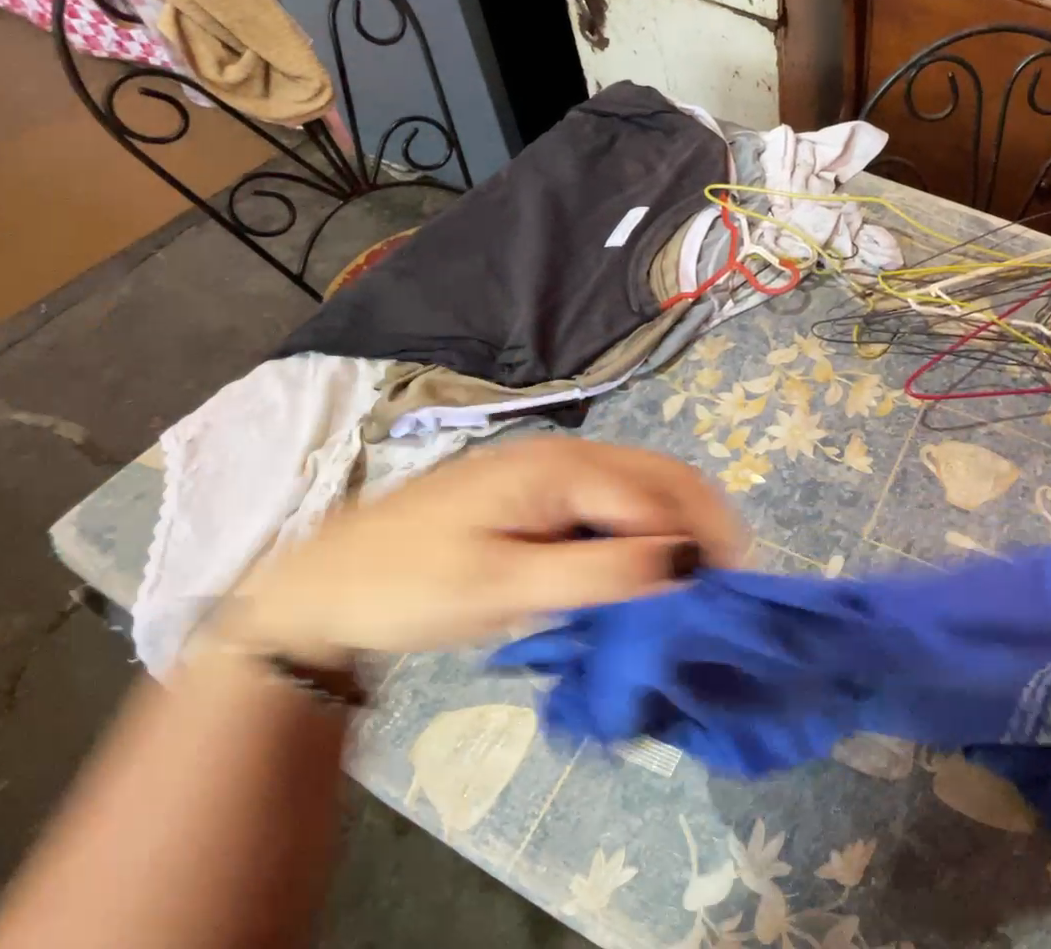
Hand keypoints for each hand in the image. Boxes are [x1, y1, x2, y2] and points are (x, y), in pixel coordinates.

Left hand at [201, 436, 745, 666]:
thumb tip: (687, 562)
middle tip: (728, 582)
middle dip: (707, 524)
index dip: (703, 541)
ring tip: (698, 579)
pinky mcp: (546, 493)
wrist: (320, 587)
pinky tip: (648, 568)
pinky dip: (649, 532)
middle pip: (667, 478)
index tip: (729, 595)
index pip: (662, 498)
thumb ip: (602, 573)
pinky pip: (621, 504)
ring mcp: (558, 470)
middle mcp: (571, 455)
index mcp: (563, 468)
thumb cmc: (409, 587)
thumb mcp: (506, 587)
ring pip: (649, 488)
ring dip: (682, 527)